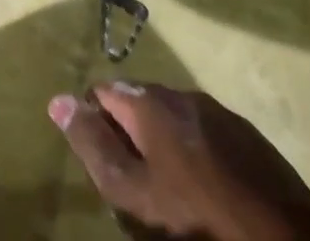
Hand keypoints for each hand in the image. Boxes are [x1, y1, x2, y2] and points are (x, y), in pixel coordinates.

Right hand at [52, 82, 309, 240]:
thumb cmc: (195, 219)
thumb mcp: (131, 190)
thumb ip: (91, 143)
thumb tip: (58, 100)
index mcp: (151, 102)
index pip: (102, 90)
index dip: (93, 120)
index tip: (101, 157)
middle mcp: (185, 94)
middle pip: (138, 99)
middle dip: (127, 128)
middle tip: (131, 175)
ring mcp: (223, 113)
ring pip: (174, 114)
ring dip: (161, 137)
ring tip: (166, 180)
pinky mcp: (251, 137)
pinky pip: (206, 130)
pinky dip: (193, 147)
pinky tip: (203, 182)